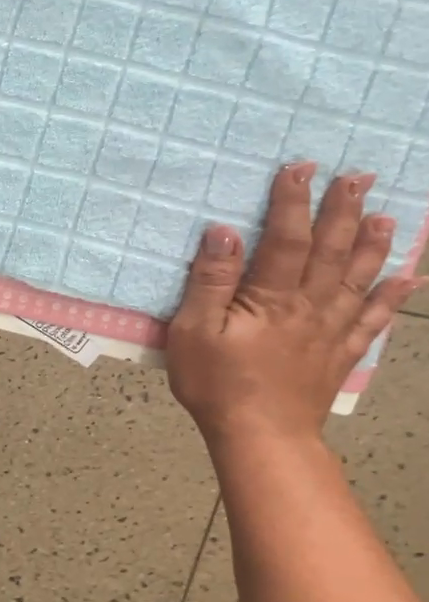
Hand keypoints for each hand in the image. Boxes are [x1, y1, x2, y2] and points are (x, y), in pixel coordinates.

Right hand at [167, 161, 420, 446]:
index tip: (300, 169)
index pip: (285, 241)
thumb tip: (223, 232)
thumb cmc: (215, 379)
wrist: (260, 432)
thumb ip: (210, 281)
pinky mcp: (341, 352)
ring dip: (373, 244)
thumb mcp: (193, 329)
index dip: (292, 203)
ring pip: (359, 278)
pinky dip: (394, 295)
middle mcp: (311, 307)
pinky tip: (408, 277)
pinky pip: (374, 318)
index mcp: (272, 299)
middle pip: (329, 252)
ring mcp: (332, 330)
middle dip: (341, 212)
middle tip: (358, 177)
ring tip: (387, 214)